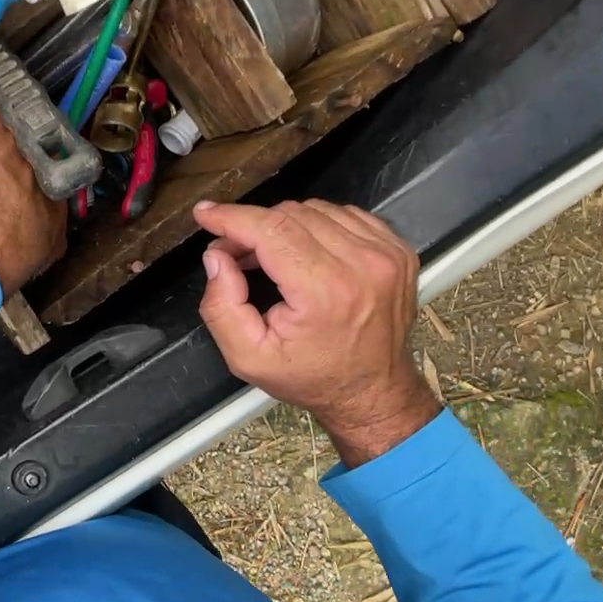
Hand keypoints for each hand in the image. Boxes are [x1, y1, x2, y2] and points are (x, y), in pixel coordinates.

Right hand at [195, 199, 439, 466]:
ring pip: (316, 210)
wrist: (371, 391)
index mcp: (325, 292)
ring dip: (282, 225)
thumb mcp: (247, 358)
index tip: (205, 214)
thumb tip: (216, 257)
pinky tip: (301, 251)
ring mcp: (386, 253)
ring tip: (266, 256)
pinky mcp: (397, 249)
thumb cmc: (309, 377)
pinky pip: (344, 215)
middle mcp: (362, 264)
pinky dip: (314, 225)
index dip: (231, 218)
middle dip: (252, 226)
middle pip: (291, 214)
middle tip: (232, 253)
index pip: (271, 230)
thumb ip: (221, 307)